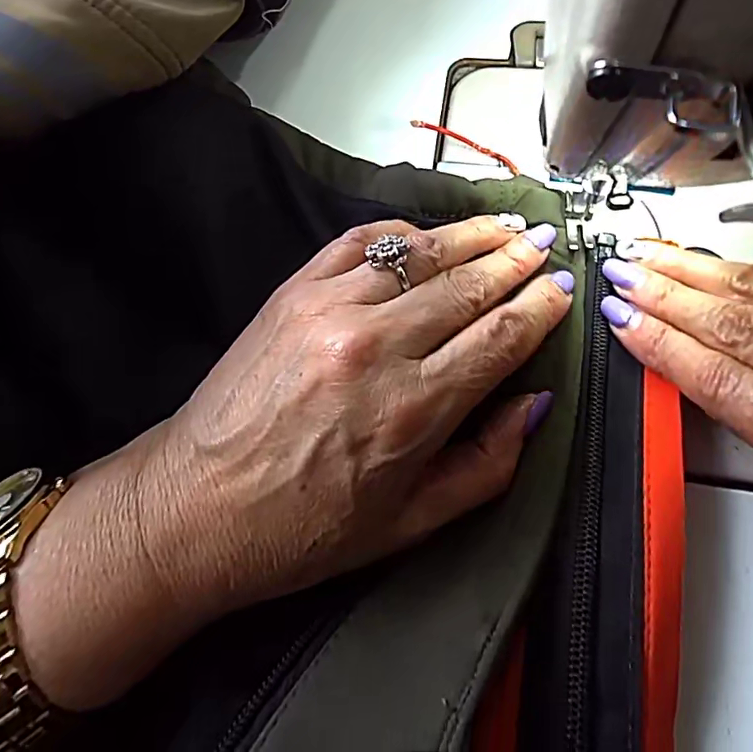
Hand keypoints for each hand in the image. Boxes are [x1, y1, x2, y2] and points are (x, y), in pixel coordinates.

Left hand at [130, 214, 572, 624]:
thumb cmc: (304, 527)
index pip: (501, 336)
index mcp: (412, 410)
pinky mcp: (293, 292)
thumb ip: (489, 464)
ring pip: (421, 253)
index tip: (562, 287)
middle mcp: (375, 348)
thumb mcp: (413, 523)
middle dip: (516, 260)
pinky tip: (429, 233)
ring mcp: (329, 310)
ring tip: (505, 226)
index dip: (541, 306)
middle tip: (544, 243)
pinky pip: (360, 241)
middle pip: (469, 286)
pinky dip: (403, 231)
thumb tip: (535, 401)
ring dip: (472, 236)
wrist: (190, 510)